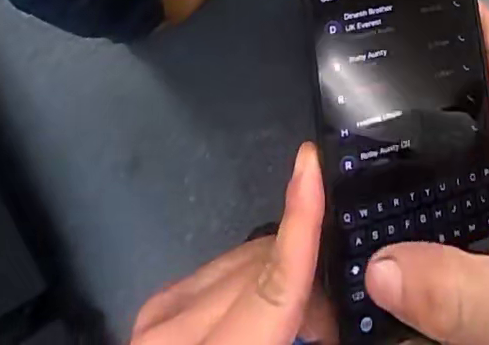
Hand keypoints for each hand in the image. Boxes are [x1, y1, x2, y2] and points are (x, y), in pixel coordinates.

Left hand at [131, 144, 337, 344]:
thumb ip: (301, 336)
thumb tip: (329, 313)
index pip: (269, 287)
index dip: (299, 223)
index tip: (313, 162)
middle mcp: (170, 334)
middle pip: (264, 272)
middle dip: (309, 281)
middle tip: (334, 320)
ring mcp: (157, 318)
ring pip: (244, 262)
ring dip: (283, 280)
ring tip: (303, 321)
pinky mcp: (154, 309)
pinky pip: (221, 272)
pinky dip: (252, 281)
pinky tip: (264, 310)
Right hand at [364, 6, 488, 344]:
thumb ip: (452, 288)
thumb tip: (377, 264)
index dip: (485, 31)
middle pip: (477, 105)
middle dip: (438, 77)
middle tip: (388, 57)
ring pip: (463, 152)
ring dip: (427, 136)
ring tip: (375, 119)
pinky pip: (455, 196)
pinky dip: (426, 186)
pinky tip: (392, 199)